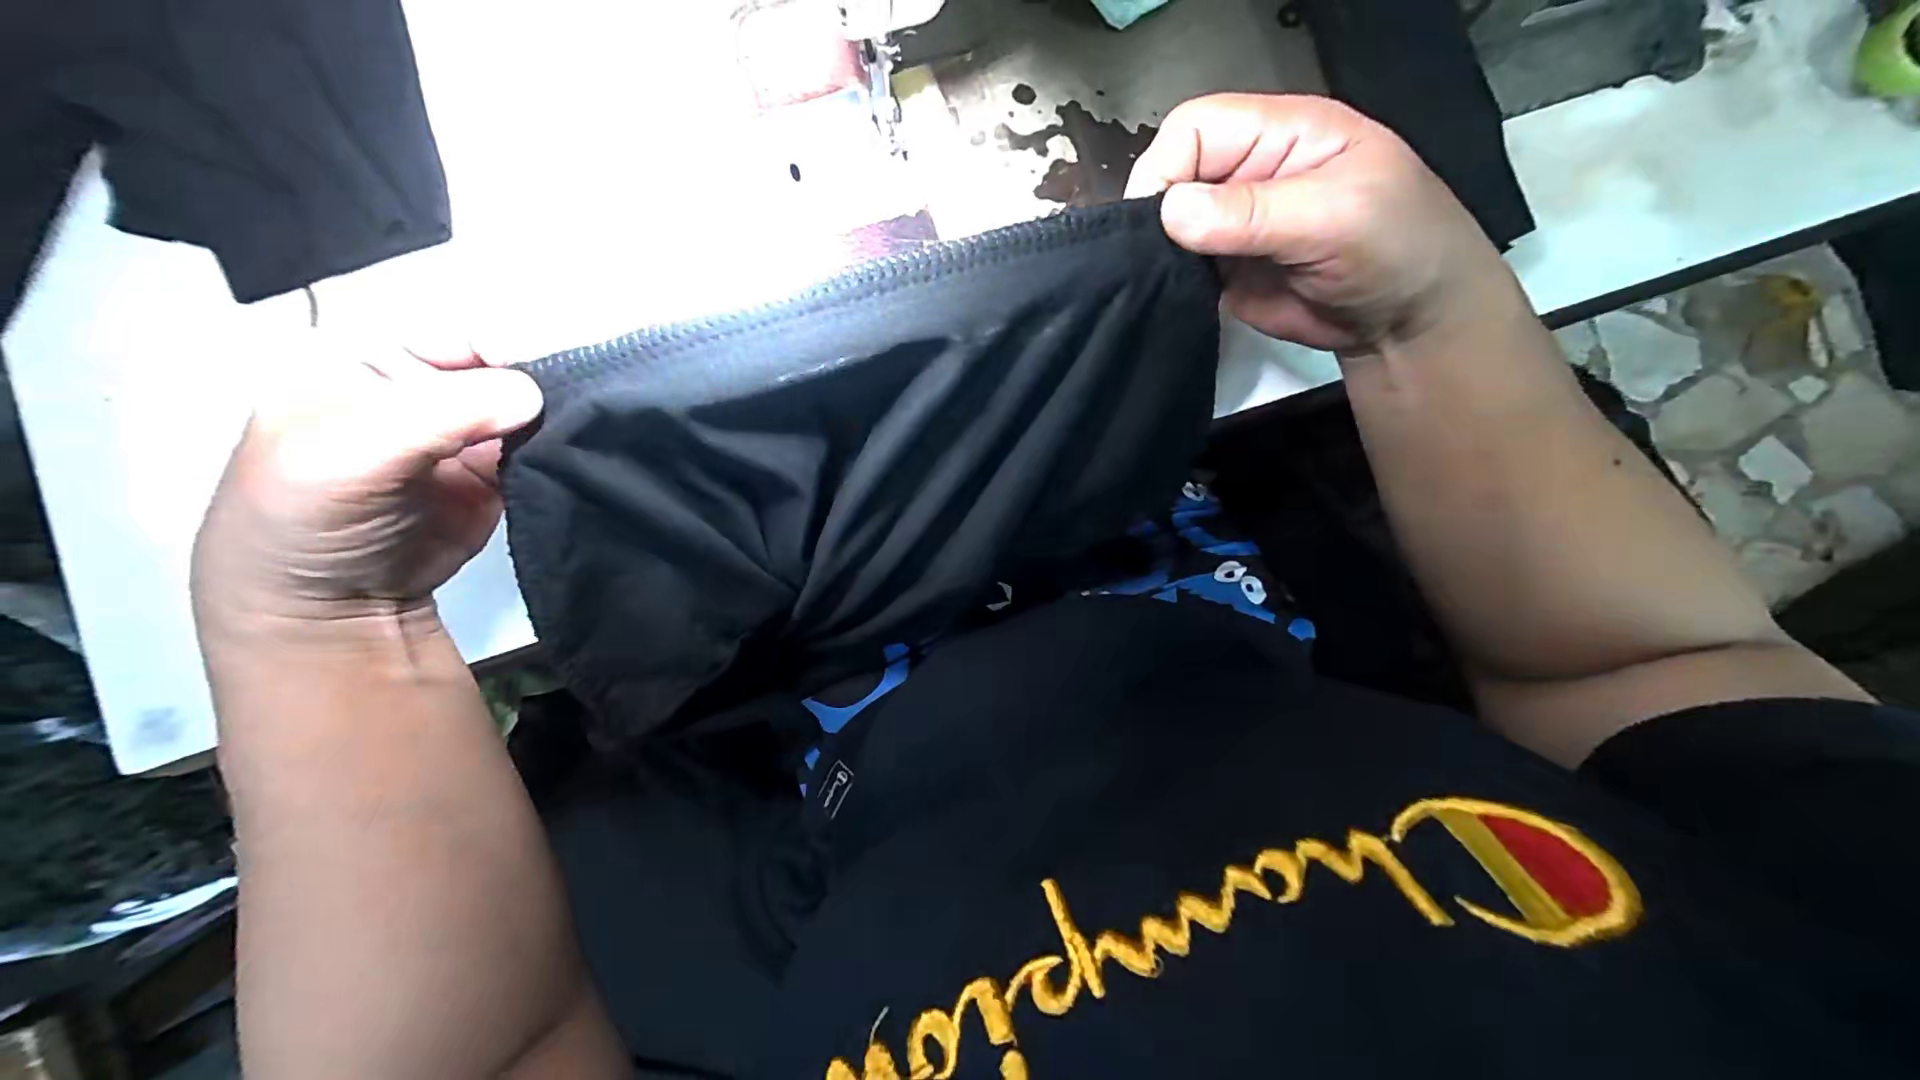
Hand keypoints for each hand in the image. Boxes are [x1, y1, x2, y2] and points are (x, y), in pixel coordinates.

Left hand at [192, 344, 542, 634]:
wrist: (333, 605)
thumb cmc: (309, 516)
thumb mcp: (351, 453)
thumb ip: (440, 415)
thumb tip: (533, 395)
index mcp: (368, 358)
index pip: (452, 333)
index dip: (499, 348)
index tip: (542, 378)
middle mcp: (422, 386)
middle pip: (498, 366)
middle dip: (536, 381)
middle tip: (576, 403)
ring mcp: (465, 429)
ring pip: (526, 405)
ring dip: (554, 414)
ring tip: (583, 427)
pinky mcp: (498, 467)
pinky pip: (539, 444)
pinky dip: (559, 446)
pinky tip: (574, 450)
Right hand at [1125, 93, 1515, 352]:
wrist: (1405, 318)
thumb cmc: (1395, 246)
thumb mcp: (1333, 216)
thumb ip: (1253, 212)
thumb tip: (1170, 212)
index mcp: (1278, 134)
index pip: (1194, 129)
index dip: (1165, 167)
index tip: (1157, 221)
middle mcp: (1245, 173)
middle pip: (1171, 174)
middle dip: (1154, 212)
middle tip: (1158, 258)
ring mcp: (1229, 226)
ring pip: (1166, 225)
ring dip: (1156, 252)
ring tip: (1162, 280)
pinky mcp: (1221, 270)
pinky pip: (1176, 268)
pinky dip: (1166, 281)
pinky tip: (1169, 295)